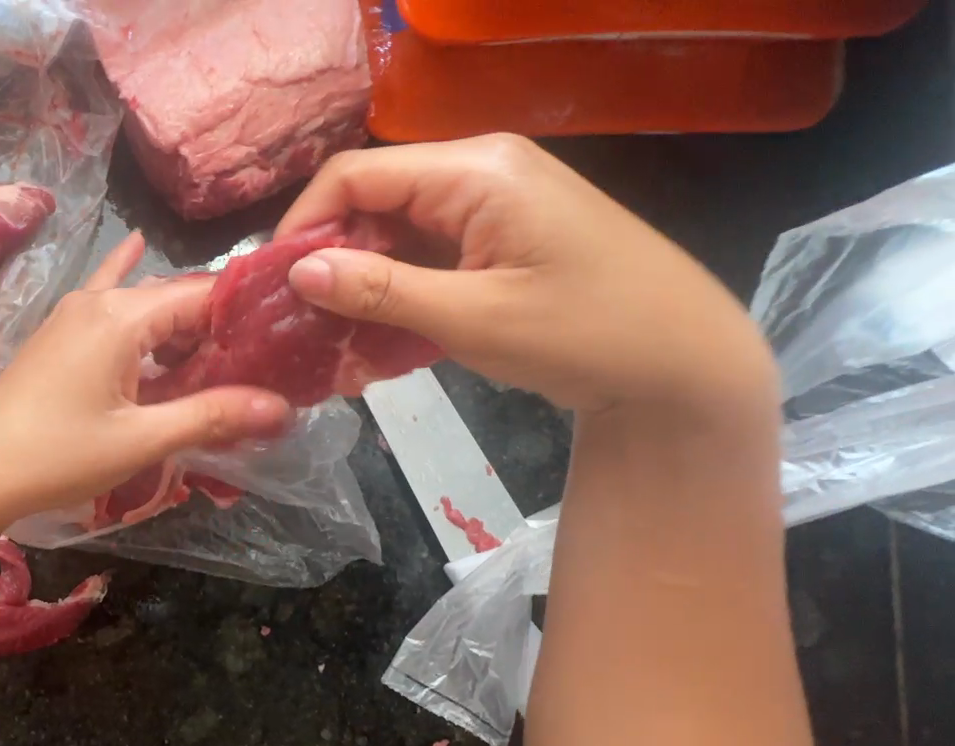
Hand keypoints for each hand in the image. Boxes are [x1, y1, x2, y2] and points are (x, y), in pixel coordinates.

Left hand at [0, 232, 292, 538]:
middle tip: (257, 366)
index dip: (247, 318)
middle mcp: (95, 303)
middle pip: (174, 301)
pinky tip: (134, 249)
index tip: (282, 345)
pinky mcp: (55, 340)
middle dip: (215, 331)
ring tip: (217, 356)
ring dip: (178, 331)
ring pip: (141, 309)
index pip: (204, 295)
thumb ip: (210, 417)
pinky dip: (130, 296)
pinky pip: (106, 310)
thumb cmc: (56, 457)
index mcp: (120, 315)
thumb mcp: (139, 441)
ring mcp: (69, 318)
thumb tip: (282, 408)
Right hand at [278, 135, 776, 413]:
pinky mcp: (497, 237)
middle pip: (369, 199)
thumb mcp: (470, 317)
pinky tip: (375, 336)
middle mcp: (479, 171)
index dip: (303, 223)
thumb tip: (297, 269)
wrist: (681, 366)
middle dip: (327, 258)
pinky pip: (421, 253)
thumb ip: (379, 289)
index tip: (274, 286)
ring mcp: (490, 204)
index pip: (355, 174)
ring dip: (357, 282)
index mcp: (475, 171)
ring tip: (331, 339)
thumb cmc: (584, 334)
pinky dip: (392, 292)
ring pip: (391, 231)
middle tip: (299, 323)